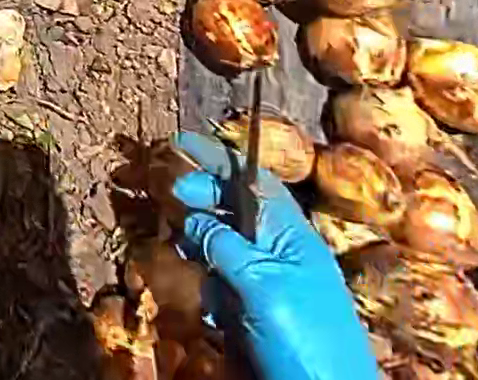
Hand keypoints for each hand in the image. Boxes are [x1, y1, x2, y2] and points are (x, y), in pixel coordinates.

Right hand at [169, 131, 377, 379]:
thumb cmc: (305, 335)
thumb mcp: (260, 282)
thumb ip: (222, 243)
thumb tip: (191, 217)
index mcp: (288, 229)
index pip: (248, 177)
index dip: (214, 156)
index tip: (178, 142)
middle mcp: (280, 248)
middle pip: (233, 206)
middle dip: (201, 199)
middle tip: (172, 200)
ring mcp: (272, 282)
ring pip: (225, 245)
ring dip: (202, 248)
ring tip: (183, 256)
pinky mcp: (263, 313)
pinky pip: (227, 285)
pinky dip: (210, 288)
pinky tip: (207, 307)